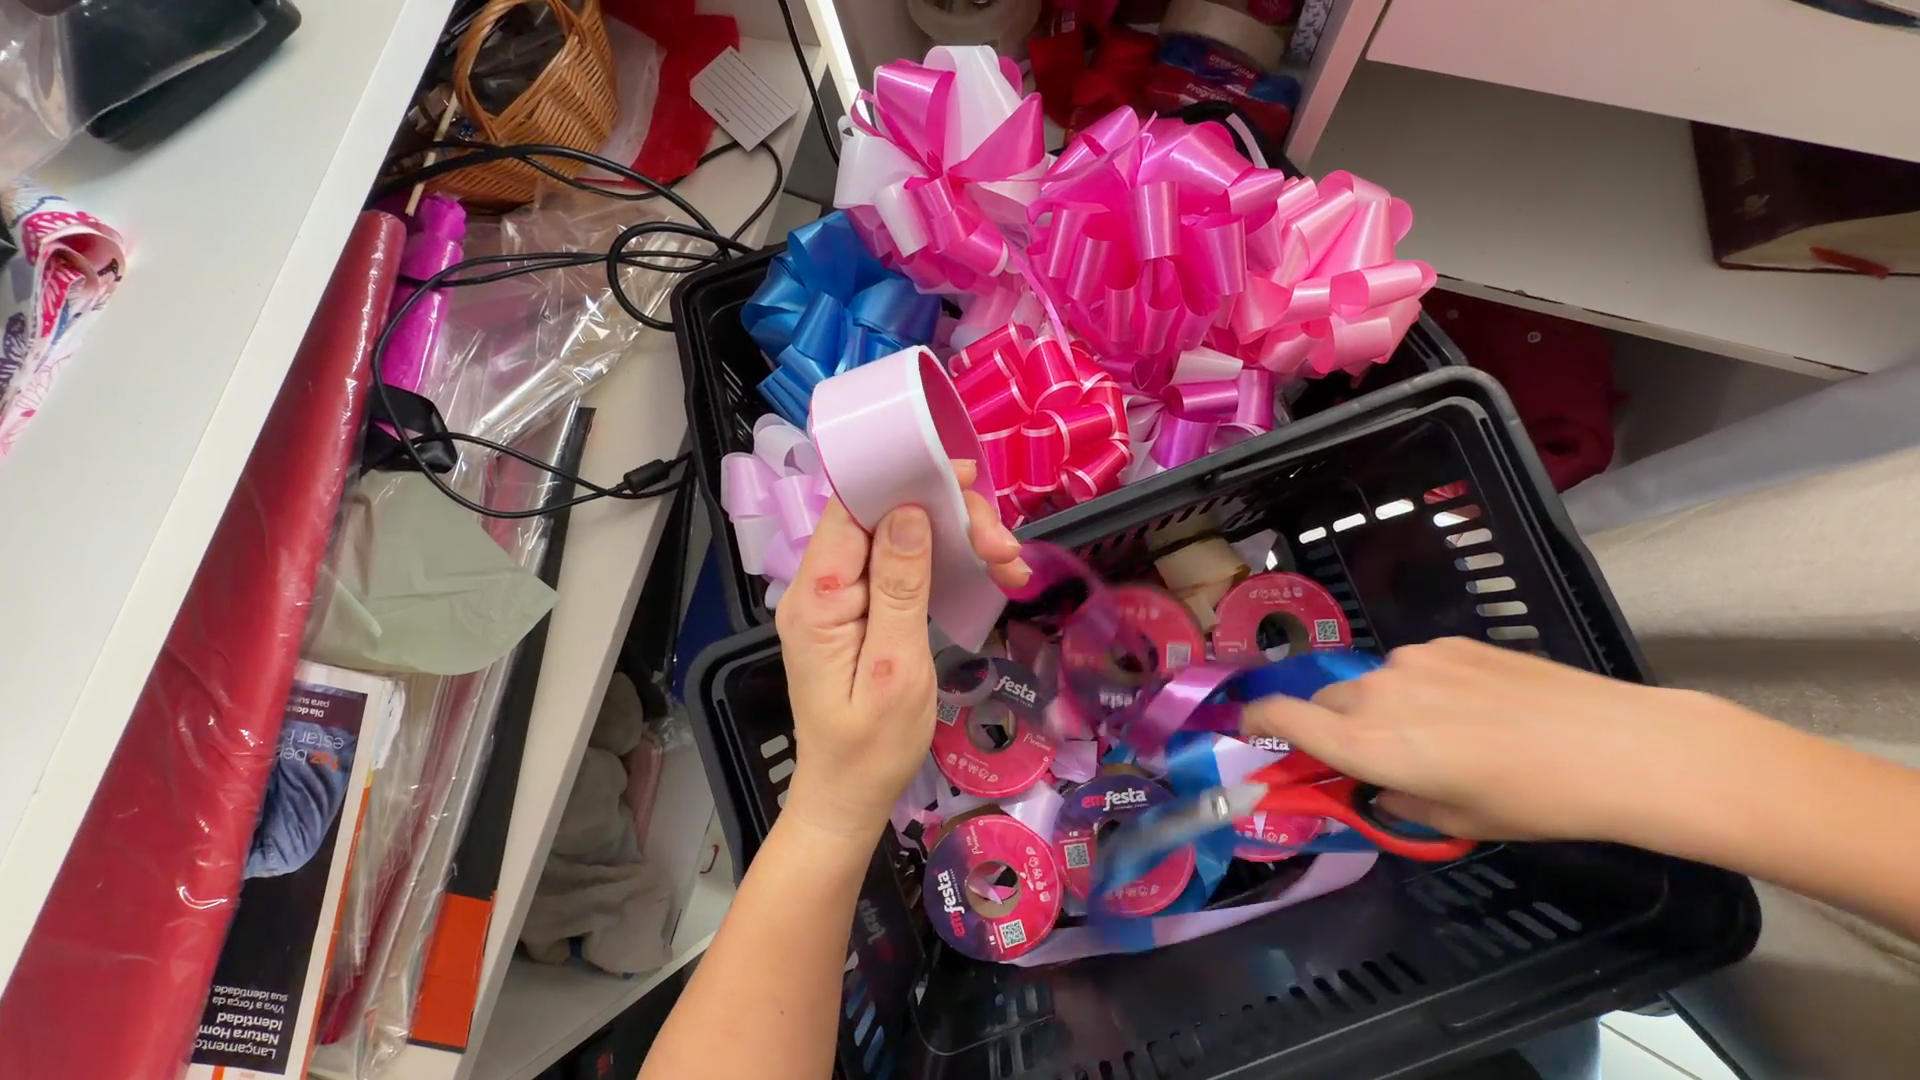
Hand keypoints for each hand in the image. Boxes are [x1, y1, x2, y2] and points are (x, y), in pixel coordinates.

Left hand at [775, 461, 1028, 843]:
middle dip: (947, 519)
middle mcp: (820, 585)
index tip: (962, 479)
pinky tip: (989, 577)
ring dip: (956, 541)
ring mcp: (840, 597)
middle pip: (883, 517)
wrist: (849, 796)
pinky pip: (901, 567)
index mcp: (818, 596)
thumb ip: (899, 587)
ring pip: (899, 537)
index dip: (903, 479)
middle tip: (1004, 549)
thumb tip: (908, 512)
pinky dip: (946, 565)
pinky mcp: (859, 609)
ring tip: (1008, 567)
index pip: (852, 508)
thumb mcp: (896, 667)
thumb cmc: (873, 746)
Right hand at [1242, 637, 1768, 846]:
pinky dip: (1418, 687)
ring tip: (1438, 729)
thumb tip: (1382, 785)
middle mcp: (1374, 695)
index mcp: (1368, 745)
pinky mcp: (1444, 643)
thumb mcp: (1457, 820)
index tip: (1250, 730)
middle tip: (1372, 752)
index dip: (1255, 722)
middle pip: (1323, 703)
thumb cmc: (1534, 803)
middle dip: (1332, 727)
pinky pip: (1409, 666)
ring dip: (1379, 707)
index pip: (1281, 718)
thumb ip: (1398, 801)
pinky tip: (1471, 705)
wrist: (1620, 747)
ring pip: (1369, 684)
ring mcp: (1410, 661)